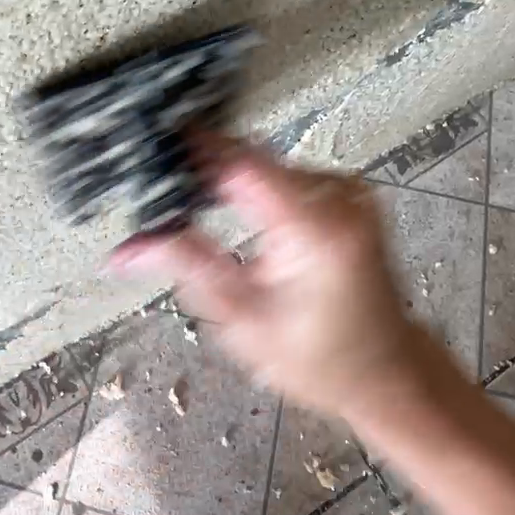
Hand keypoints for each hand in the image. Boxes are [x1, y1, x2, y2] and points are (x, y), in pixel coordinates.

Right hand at [107, 138, 431, 419]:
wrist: (388, 371)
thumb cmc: (318, 360)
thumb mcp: (243, 321)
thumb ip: (188, 267)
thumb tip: (125, 249)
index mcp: (315, 230)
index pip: (243, 164)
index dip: (198, 149)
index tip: (156, 143)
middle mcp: (340, 198)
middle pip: (255, 161)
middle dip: (208, 171)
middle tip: (164, 187)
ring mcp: (352, 191)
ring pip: (269, 165)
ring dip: (233, 180)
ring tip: (194, 201)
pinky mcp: (353, 193)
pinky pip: (290, 175)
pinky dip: (259, 187)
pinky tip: (237, 208)